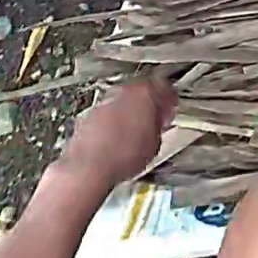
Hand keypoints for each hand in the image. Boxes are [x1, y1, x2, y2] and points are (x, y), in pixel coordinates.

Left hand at [58, 79, 175, 185]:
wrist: (88, 169)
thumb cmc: (122, 155)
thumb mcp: (155, 144)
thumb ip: (159, 127)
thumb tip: (157, 127)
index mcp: (147, 92)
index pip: (165, 88)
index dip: (169, 101)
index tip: (170, 110)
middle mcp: (124, 91)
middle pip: (141, 92)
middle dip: (148, 106)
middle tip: (153, 122)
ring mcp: (104, 103)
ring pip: (122, 103)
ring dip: (128, 115)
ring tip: (132, 136)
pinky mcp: (87, 117)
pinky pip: (105, 116)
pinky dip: (111, 125)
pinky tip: (114, 142)